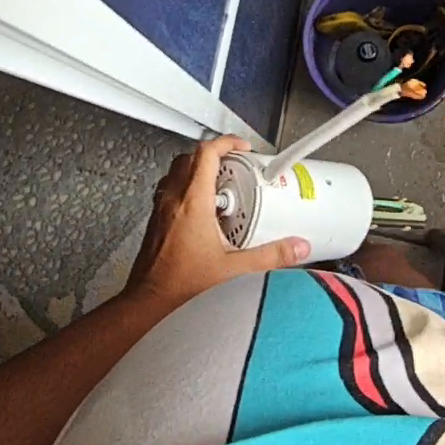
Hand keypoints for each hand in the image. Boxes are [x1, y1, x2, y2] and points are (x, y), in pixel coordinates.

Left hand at [124, 135, 309, 311]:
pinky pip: (170, 189)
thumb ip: (270, 256)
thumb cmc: (181, 285)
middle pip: (191, 157)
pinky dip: (187, 188)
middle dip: (215, 155)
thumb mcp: (233, 269)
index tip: (241, 148)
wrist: (150, 301)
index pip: (206, 154)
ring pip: (178, 171)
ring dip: (198, 170)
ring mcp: (162, 207)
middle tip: (234, 167)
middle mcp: (173, 199)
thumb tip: (295, 246)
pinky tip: (202, 211)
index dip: (226, 143)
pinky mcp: (156, 219)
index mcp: (192, 202)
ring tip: (221, 187)